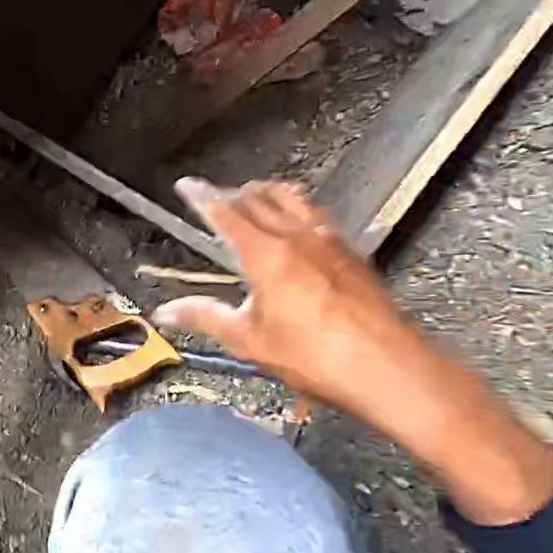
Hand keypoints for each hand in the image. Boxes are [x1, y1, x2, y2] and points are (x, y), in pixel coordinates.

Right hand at [151, 178, 552, 524]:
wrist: (387, 367)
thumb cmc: (313, 356)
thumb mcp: (248, 340)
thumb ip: (205, 318)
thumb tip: (165, 312)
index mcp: (267, 254)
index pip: (226, 213)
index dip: (202, 197)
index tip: (186, 186)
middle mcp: (299, 237)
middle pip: (260, 198)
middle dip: (232, 192)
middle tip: (214, 195)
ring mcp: (330, 241)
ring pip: (294, 199)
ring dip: (268, 193)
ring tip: (254, 196)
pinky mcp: (353, 254)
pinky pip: (318, 216)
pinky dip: (297, 209)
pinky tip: (299, 226)